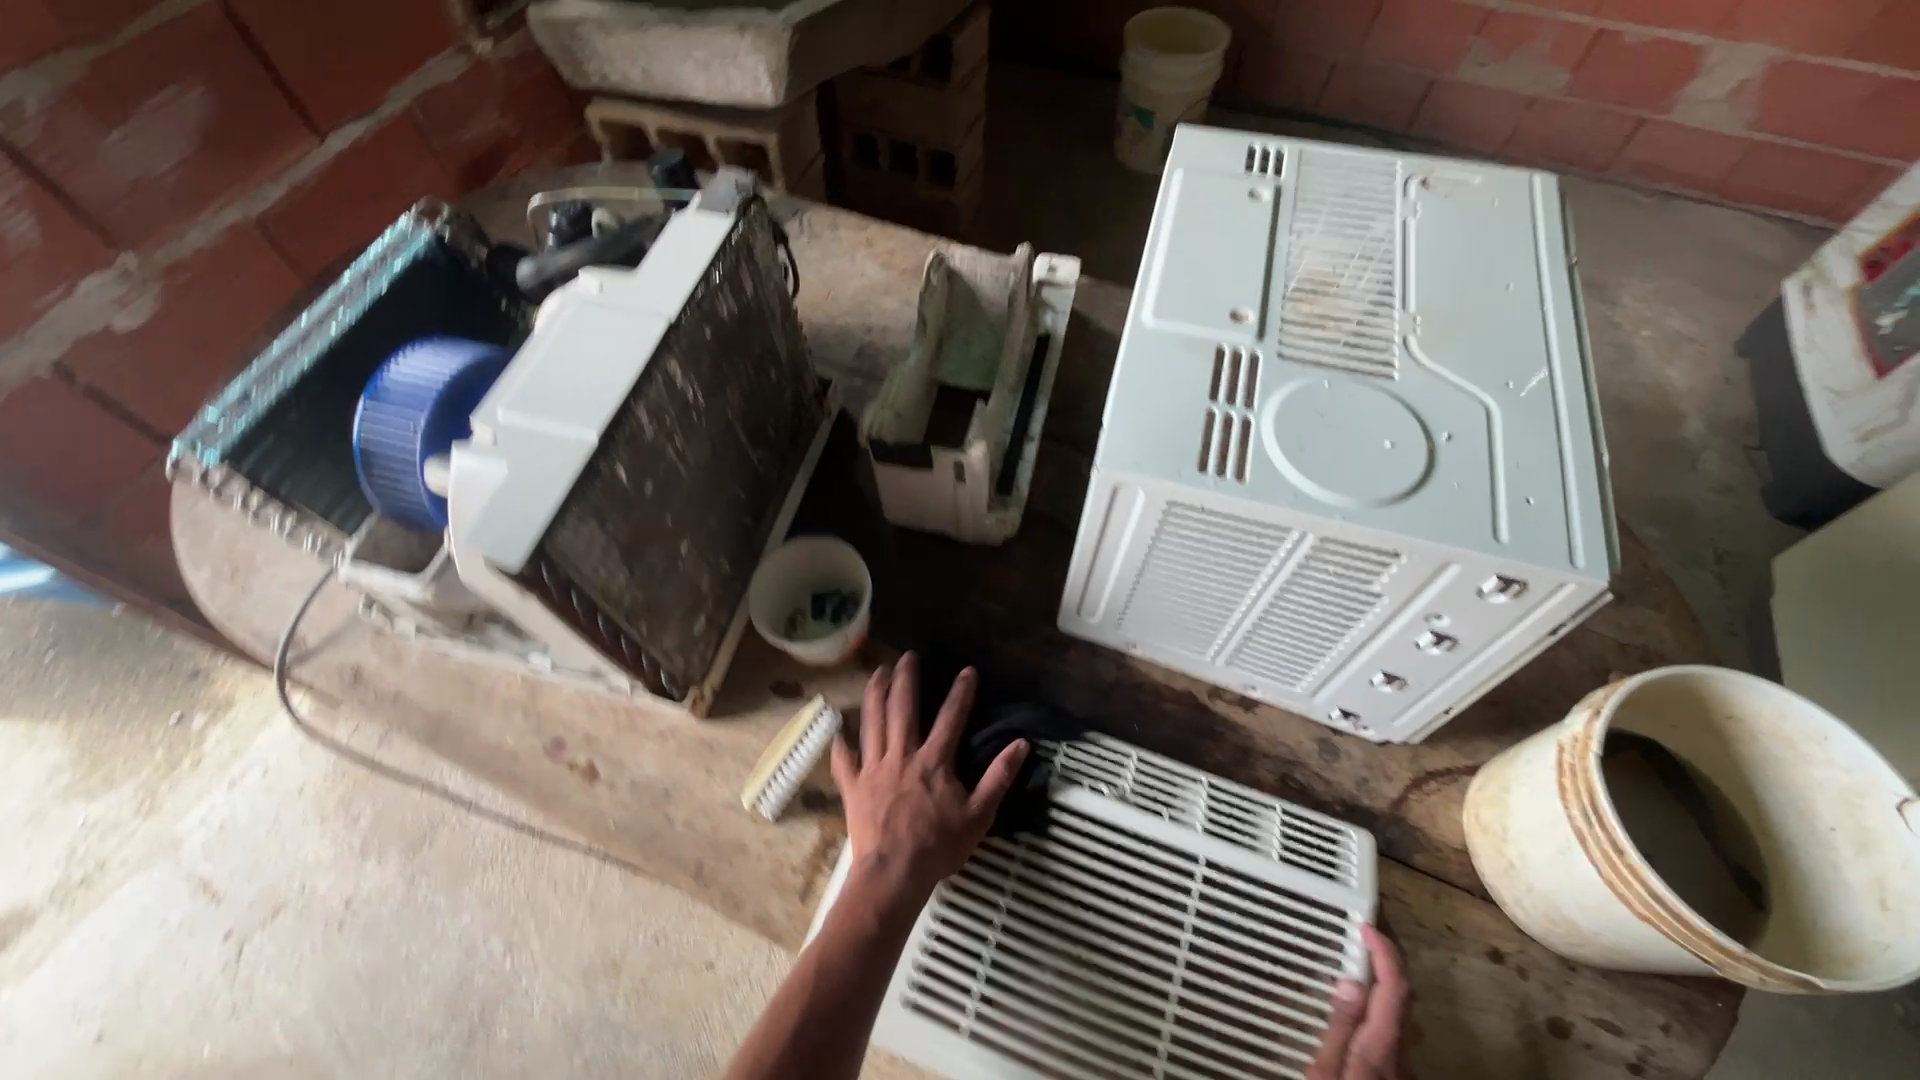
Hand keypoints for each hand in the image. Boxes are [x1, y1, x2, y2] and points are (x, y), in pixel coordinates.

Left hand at [830, 653, 1027, 911]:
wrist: (893, 874)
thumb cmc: (938, 847)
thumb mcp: (980, 814)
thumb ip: (999, 777)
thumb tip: (1021, 744)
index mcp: (934, 760)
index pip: (951, 717)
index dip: (961, 691)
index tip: (967, 670)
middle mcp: (902, 755)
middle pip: (903, 707)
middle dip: (906, 678)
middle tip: (908, 656)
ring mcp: (874, 768)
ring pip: (873, 722)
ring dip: (875, 694)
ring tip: (877, 672)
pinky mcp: (853, 786)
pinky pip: (844, 759)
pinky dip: (841, 742)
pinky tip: (837, 726)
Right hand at [1308, 924, 1412, 1079]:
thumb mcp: (1323, 1075)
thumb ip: (1340, 1031)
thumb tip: (1352, 982)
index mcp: (1380, 1050)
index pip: (1394, 990)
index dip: (1385, 953)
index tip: (1365, 927)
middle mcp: (1401, 1058)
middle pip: (1407, 1002)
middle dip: (1389, 964)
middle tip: (1361, 940)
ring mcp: (1404, 1071)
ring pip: (1404, 1019)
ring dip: (1387, 987)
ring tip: (1359, 965)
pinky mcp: (1398, 1079)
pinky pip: (1396, 1036)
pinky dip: (1382, 1011)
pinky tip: (1361, 1011)